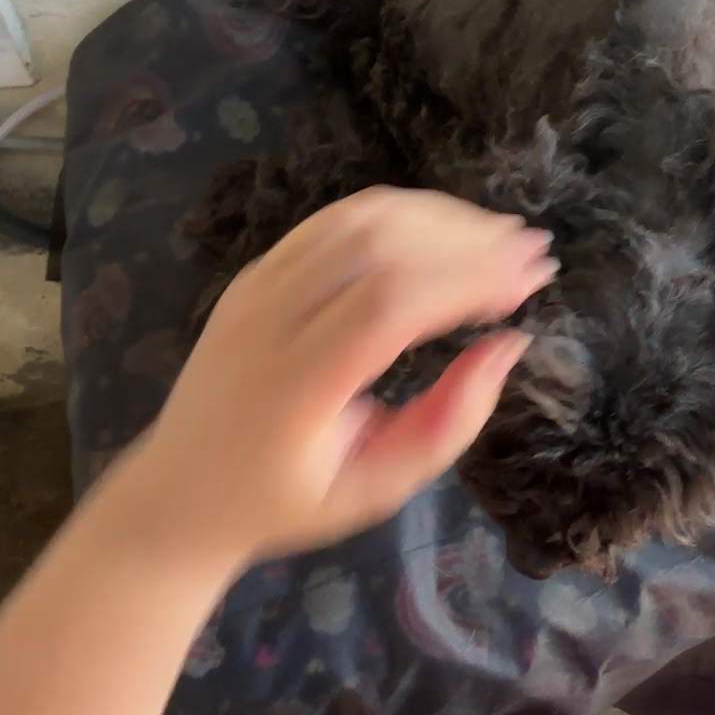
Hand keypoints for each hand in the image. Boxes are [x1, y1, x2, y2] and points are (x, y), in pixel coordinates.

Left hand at [111, 186, 554, 561]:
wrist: (182, 489)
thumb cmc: (286, 502)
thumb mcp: (376, 491)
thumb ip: (448, 423)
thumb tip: (508, 346)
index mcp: (295, 385)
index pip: (391, 305)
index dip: (468, 279)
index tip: (532, 277)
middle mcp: (269, 318)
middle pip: (377, 247)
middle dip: (467, 240)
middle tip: (532, 248)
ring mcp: (257, 286)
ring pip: (357, 220)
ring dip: (438, 218)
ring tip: (498, 234)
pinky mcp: (257, 271)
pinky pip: (333, 221)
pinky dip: (398, 212)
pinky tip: (440, 227)